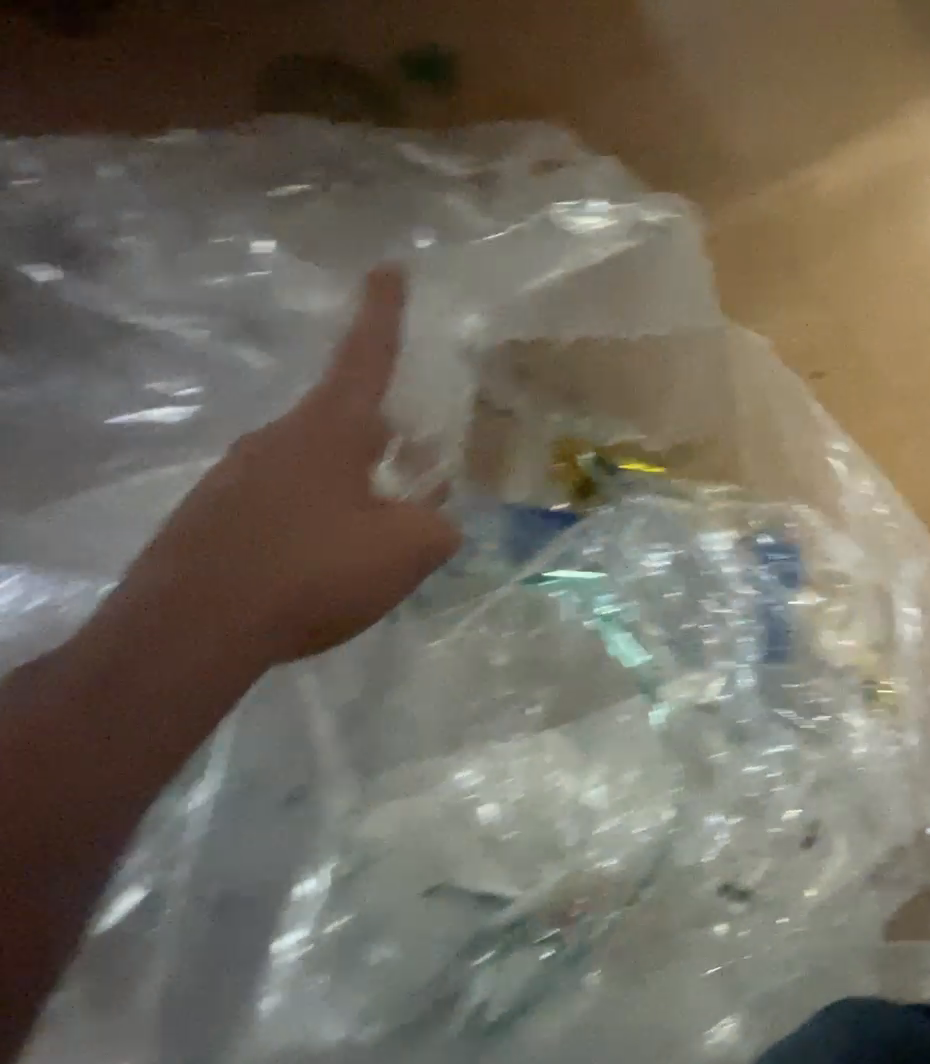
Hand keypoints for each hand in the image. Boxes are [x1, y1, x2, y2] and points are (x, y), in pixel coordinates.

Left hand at [91, 267, 458, 670]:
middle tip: (418, 479)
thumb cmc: (315, 571)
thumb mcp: (412, 548)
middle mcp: (276, 441)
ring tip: (378, 544)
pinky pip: (287, 506)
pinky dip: (321, 525)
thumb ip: (441, 522)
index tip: (388, 268)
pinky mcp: (215, 519)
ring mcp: (237, 479)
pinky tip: (331, 569)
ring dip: (357, 493)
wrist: (191, 632)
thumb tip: (437, 515)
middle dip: (387, 446)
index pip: (364, 358)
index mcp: (328, 432)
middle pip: (348, 426)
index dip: (383, 314)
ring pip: (319, 471)